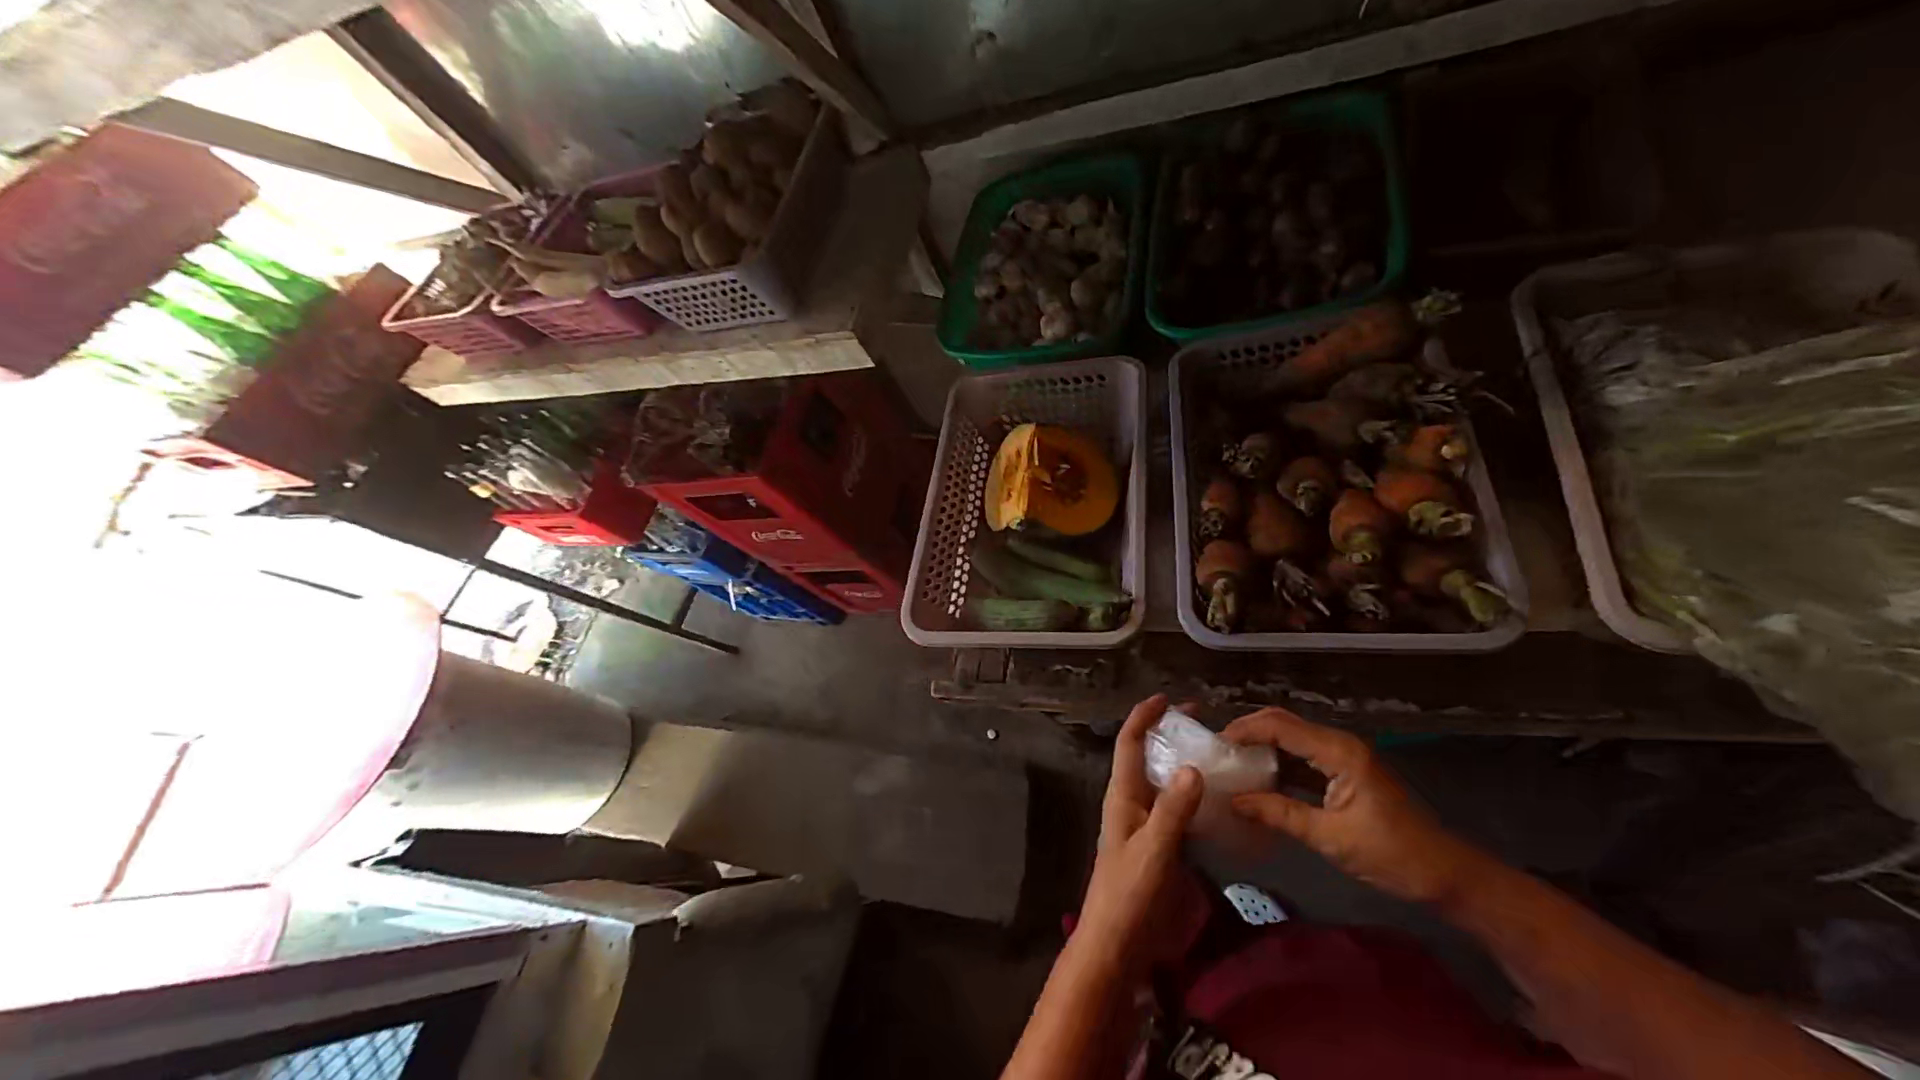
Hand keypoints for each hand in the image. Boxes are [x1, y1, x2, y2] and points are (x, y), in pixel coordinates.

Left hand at [1075, 695, 1204, 966]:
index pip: (1129, 744)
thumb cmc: (1129, 893)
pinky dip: (1194, 797)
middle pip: (1147, 758)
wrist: (1118, 942)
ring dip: (1183, 765)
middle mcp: (1131, 802)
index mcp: (1122, 796)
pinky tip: (1220, 799)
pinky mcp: (1159, 845)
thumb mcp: (1153, 849)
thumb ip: (1173, 810)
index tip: (1167, 698)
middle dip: (1169, 736)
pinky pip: (1177, 810)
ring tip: (1217, 754)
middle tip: (1205, 724)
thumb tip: (1192, 767)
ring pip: (1163, 783)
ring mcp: (1145, 824)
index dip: (1143, 717)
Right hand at [1223, 707, 1490, 904]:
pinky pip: (1303, 758)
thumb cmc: (1392, 855)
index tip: (1214, 745)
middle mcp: (1340, 745)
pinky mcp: (1345, 773)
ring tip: (1230, 763)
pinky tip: (1258, 780)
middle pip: (1283, 723)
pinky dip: (1278, 764)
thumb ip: (1279, 813)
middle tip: (1217, 752)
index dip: (1243, 730)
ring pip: (1291, 739)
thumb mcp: (1329, 837)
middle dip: (1248, 732)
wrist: (1446, 876)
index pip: (1279, 725)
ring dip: (1261, 747)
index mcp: (1339, 752)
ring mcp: (1344, 757)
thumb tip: (1233, 800)